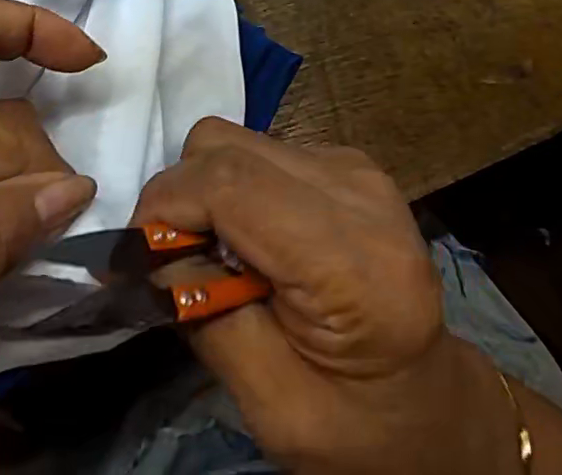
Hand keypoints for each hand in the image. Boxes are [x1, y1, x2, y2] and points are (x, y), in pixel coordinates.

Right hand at [131, 118, 518, 474]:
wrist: (428, 397)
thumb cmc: (357, 421)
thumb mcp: (273, 405)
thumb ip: (205, 316)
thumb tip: (149, 250)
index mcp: (351, 259)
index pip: (232, 184)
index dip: (166, 206)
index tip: (133, 256)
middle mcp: (358, 190)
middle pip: (229, 146)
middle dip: (180, 194)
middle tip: (174, 260)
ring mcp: (356, 167)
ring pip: (240, 140)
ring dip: (209, 189)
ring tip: (220, 254)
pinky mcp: (349, 162)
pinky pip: (264, 150)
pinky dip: (239, 186)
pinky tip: (256, 239)